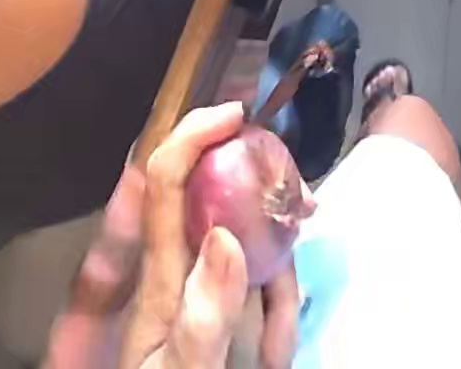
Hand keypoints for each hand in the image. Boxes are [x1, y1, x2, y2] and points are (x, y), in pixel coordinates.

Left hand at [44, 105, 300, 368]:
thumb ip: (201, 316)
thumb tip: (225, 237)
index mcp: (159, 269)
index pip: (163, 176)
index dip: (193, 133)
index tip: (237, 115)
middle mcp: (175, 264)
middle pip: (215, 195)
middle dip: (261, 195)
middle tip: (301, 206)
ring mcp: (197, 285)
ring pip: (248, 241)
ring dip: (278, 275)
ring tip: (282, 336)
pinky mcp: (216, 308)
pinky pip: (255, 283)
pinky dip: (275, 309)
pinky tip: (278, 348)